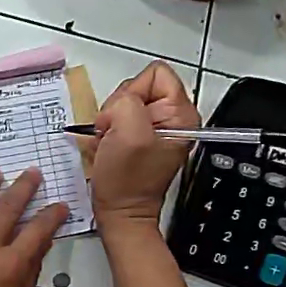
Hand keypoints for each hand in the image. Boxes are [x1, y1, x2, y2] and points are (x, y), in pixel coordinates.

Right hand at [81, 62, 200, 230]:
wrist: (120, 211)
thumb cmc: (126, 180)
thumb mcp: (128, 133)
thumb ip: (128, 102)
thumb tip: (120, 101)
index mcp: (179, 112)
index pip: (154, 74)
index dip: (132, 94)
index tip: (125, 120)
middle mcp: (169, 118)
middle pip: (135, 88)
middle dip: (116, 110)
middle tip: (116, 135)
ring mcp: (152, 129)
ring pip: (121, 105)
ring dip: (108, 124)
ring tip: (111, 144)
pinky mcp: (137, 138)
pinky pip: (114, 121)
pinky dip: (106, 134)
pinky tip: (108, 149)